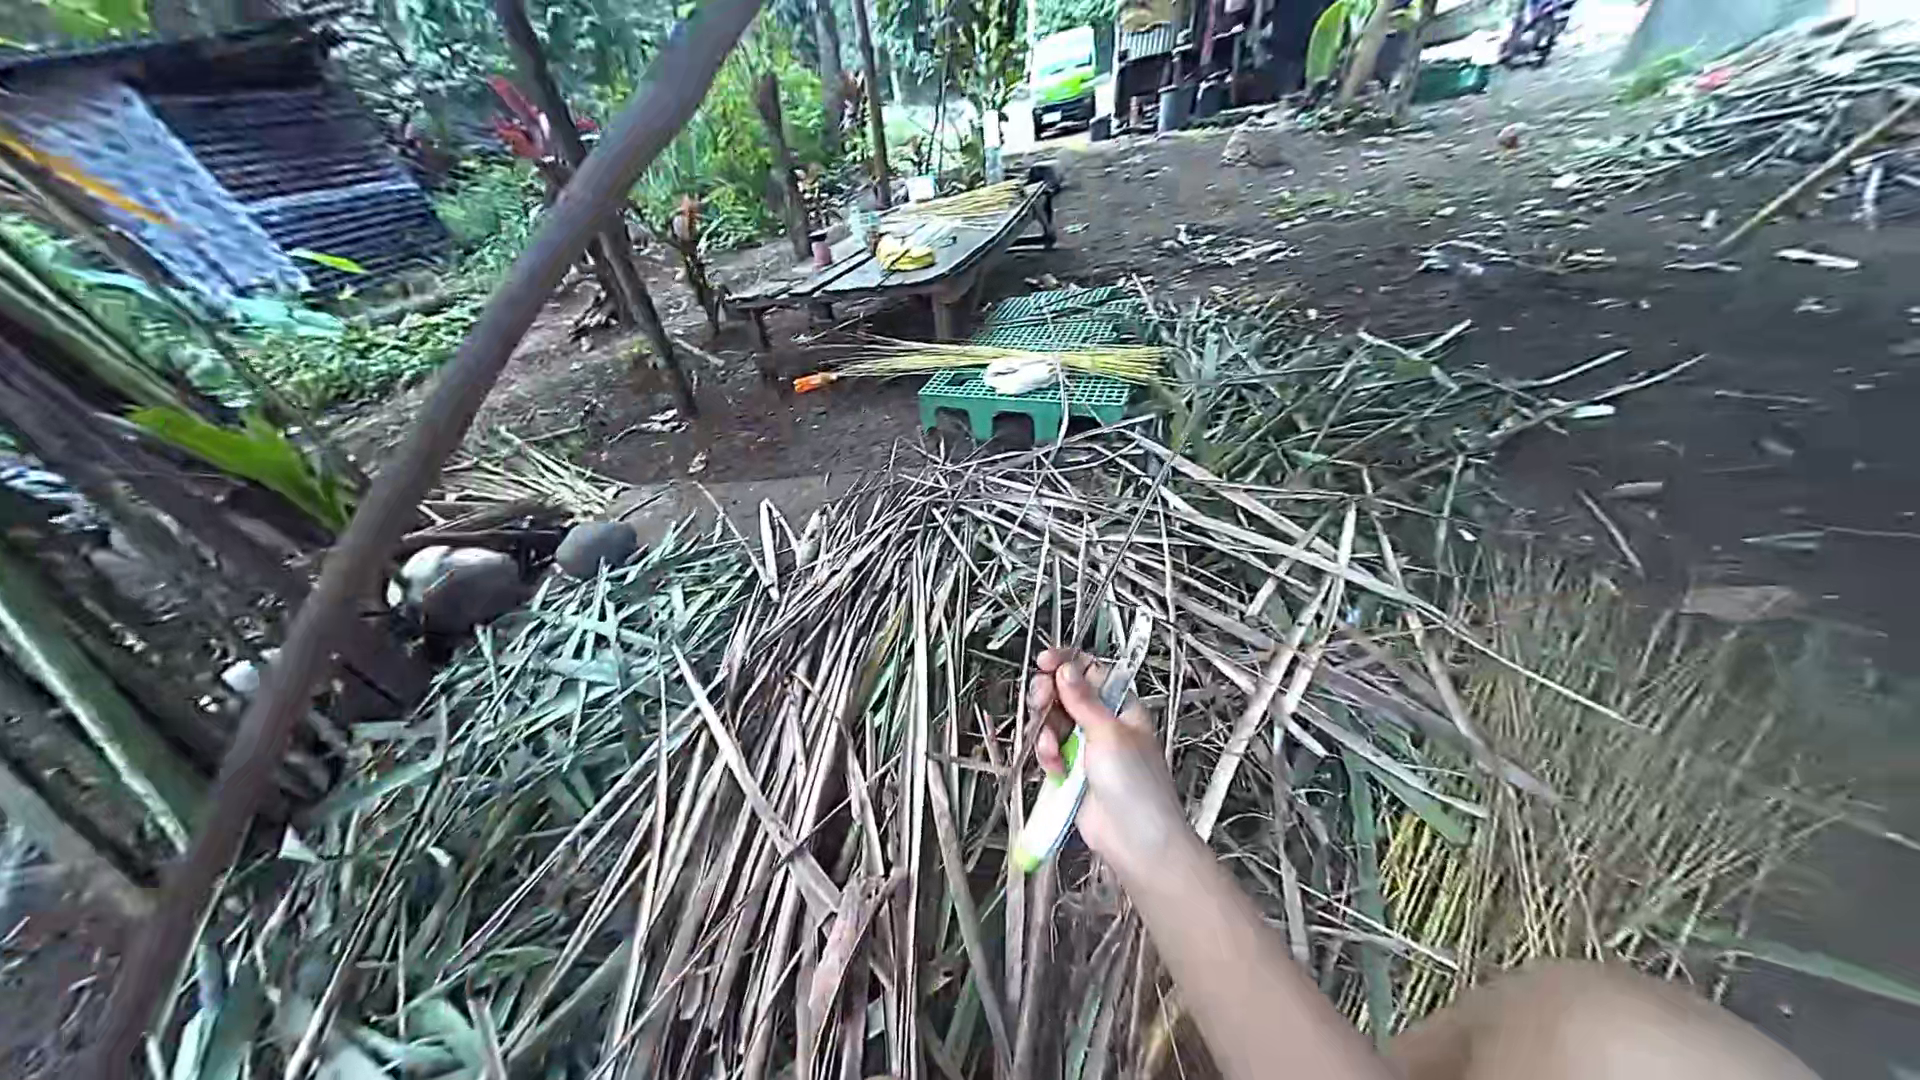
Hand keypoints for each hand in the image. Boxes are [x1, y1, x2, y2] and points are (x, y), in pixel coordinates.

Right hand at [1029, 648, 1192, 877]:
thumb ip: (1083, 699)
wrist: (1136, 841)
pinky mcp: (1070, 769)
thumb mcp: (1109, 733)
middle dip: (1048, 696)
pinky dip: (1047, 755)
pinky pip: (1048, 749)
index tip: (1045, 661)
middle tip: (1041, 701)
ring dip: (1046, 731)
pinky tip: (1056, 768)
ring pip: (1051, 720)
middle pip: (1063, 693)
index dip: (1066, 663)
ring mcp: (1084, 746)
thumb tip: (1066, 668)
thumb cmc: (1137, 785)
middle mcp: (1101, 721)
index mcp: (1119, 705)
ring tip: (1053, 748)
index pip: (1089, 670)